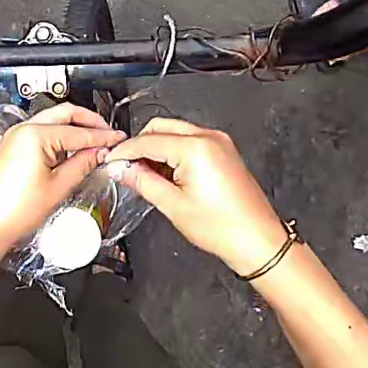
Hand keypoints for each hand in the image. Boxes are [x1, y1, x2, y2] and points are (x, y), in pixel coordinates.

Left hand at [0, 104, 126, 259]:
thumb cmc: (13, 211)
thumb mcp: (60, 186)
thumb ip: (84, 164)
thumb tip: (99, 153)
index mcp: (34, 135)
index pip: (79, 132)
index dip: (103, 137)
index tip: (117, 139)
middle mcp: (22, 130)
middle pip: (65, 114)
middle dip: (90, 122)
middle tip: (108, 134)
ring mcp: (14, 138)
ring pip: (53, 121)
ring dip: (75, 129)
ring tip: (93, 144)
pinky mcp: (11, 148)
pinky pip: (41, 133)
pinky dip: (60, 138)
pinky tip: (72, 151)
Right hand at [106, 118, 290, 276]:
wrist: (257, 239)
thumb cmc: (223, 226)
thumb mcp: (173, 205)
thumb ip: (143, 181)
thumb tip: (121, 169)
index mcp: (196, 147)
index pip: (148, 140)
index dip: (124, 151)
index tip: (109, 161)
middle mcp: (209, 137)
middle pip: (161, 128)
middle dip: (140, 145)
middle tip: (124, 168)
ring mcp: (219, 143)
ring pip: (176, 132)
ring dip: (157, 148)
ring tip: (144, 175)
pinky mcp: (224, 151)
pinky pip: (191, 141)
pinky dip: (174, 152)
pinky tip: (165, 174)